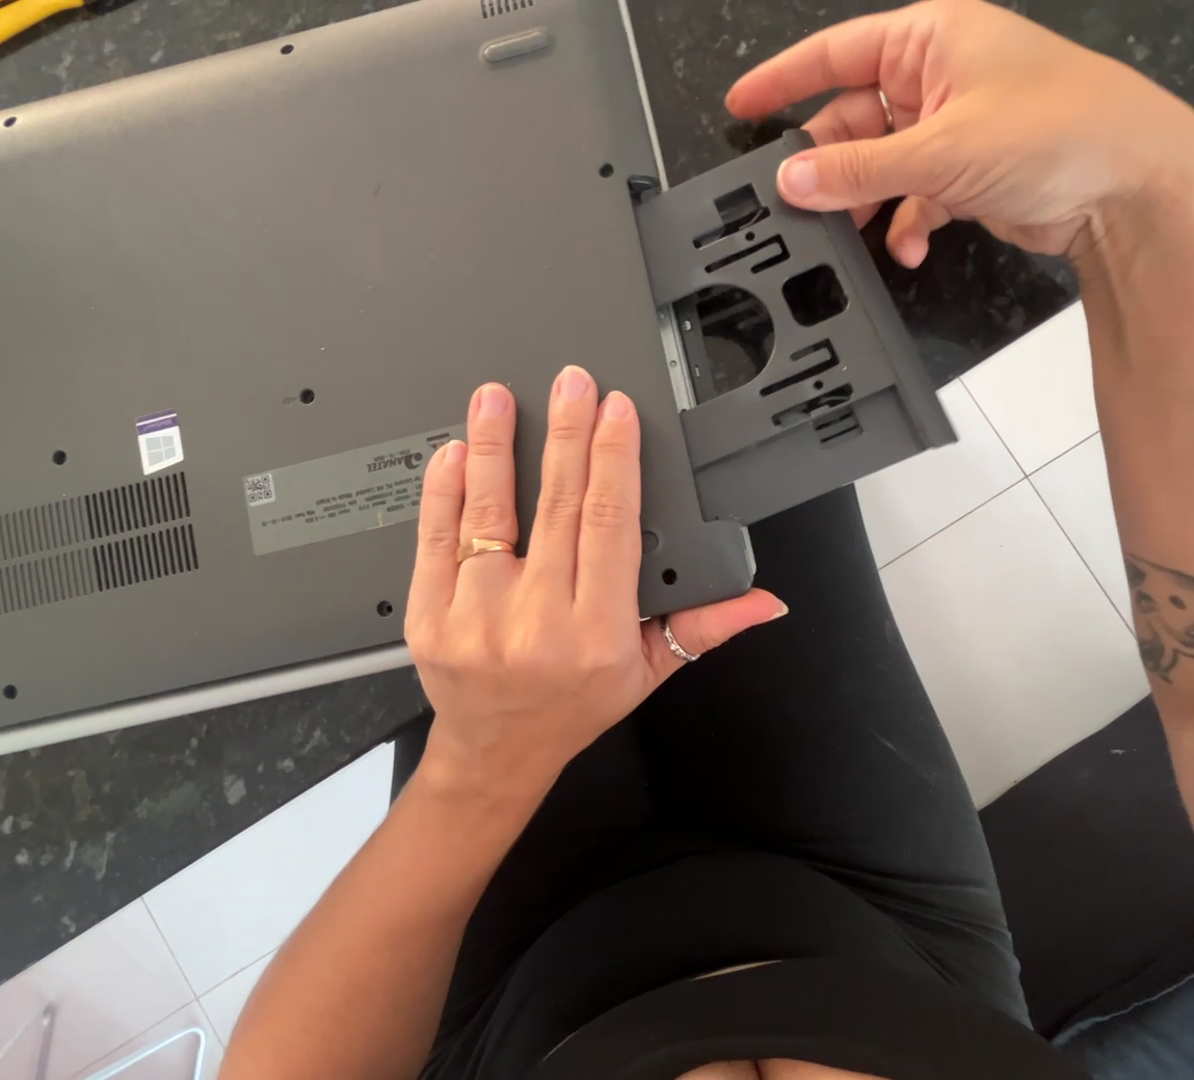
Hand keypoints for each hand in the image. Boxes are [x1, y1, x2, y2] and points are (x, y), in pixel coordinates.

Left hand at [404, 367, 786, 800]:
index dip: (614, 460)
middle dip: (567, 434)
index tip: (615, 414)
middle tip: (571, 384)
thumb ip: (704, 628)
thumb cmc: (572, 707)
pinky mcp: (431, 615)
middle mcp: (537, 623)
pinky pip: (436, 540)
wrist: (497, 749)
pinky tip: (455, 454)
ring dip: (496, 447)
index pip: (611, 525)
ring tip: (498, 398)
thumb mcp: (648, 673)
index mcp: (597, 632)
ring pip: (490, 513)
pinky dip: (445, 491)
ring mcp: (476, 617)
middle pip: (557, 506)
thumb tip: (763, 602)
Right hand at [726, 0, 1193, 263]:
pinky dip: (905, 225)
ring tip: (851, 235)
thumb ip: (857, 170)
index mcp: (932, 40)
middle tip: (797, 204)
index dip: (784, 80)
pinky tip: (911, 246)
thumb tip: (791, 178)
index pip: (837, 53)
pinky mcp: (964, 174)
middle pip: (854, 122)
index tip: (741, 106)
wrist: (1128, 187)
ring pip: (878, 168)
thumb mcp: (940, 150)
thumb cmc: (1053, 134)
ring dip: (865, 205)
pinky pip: (911, 199)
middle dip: (829, 167)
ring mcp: (950, 129)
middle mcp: (937, 78)